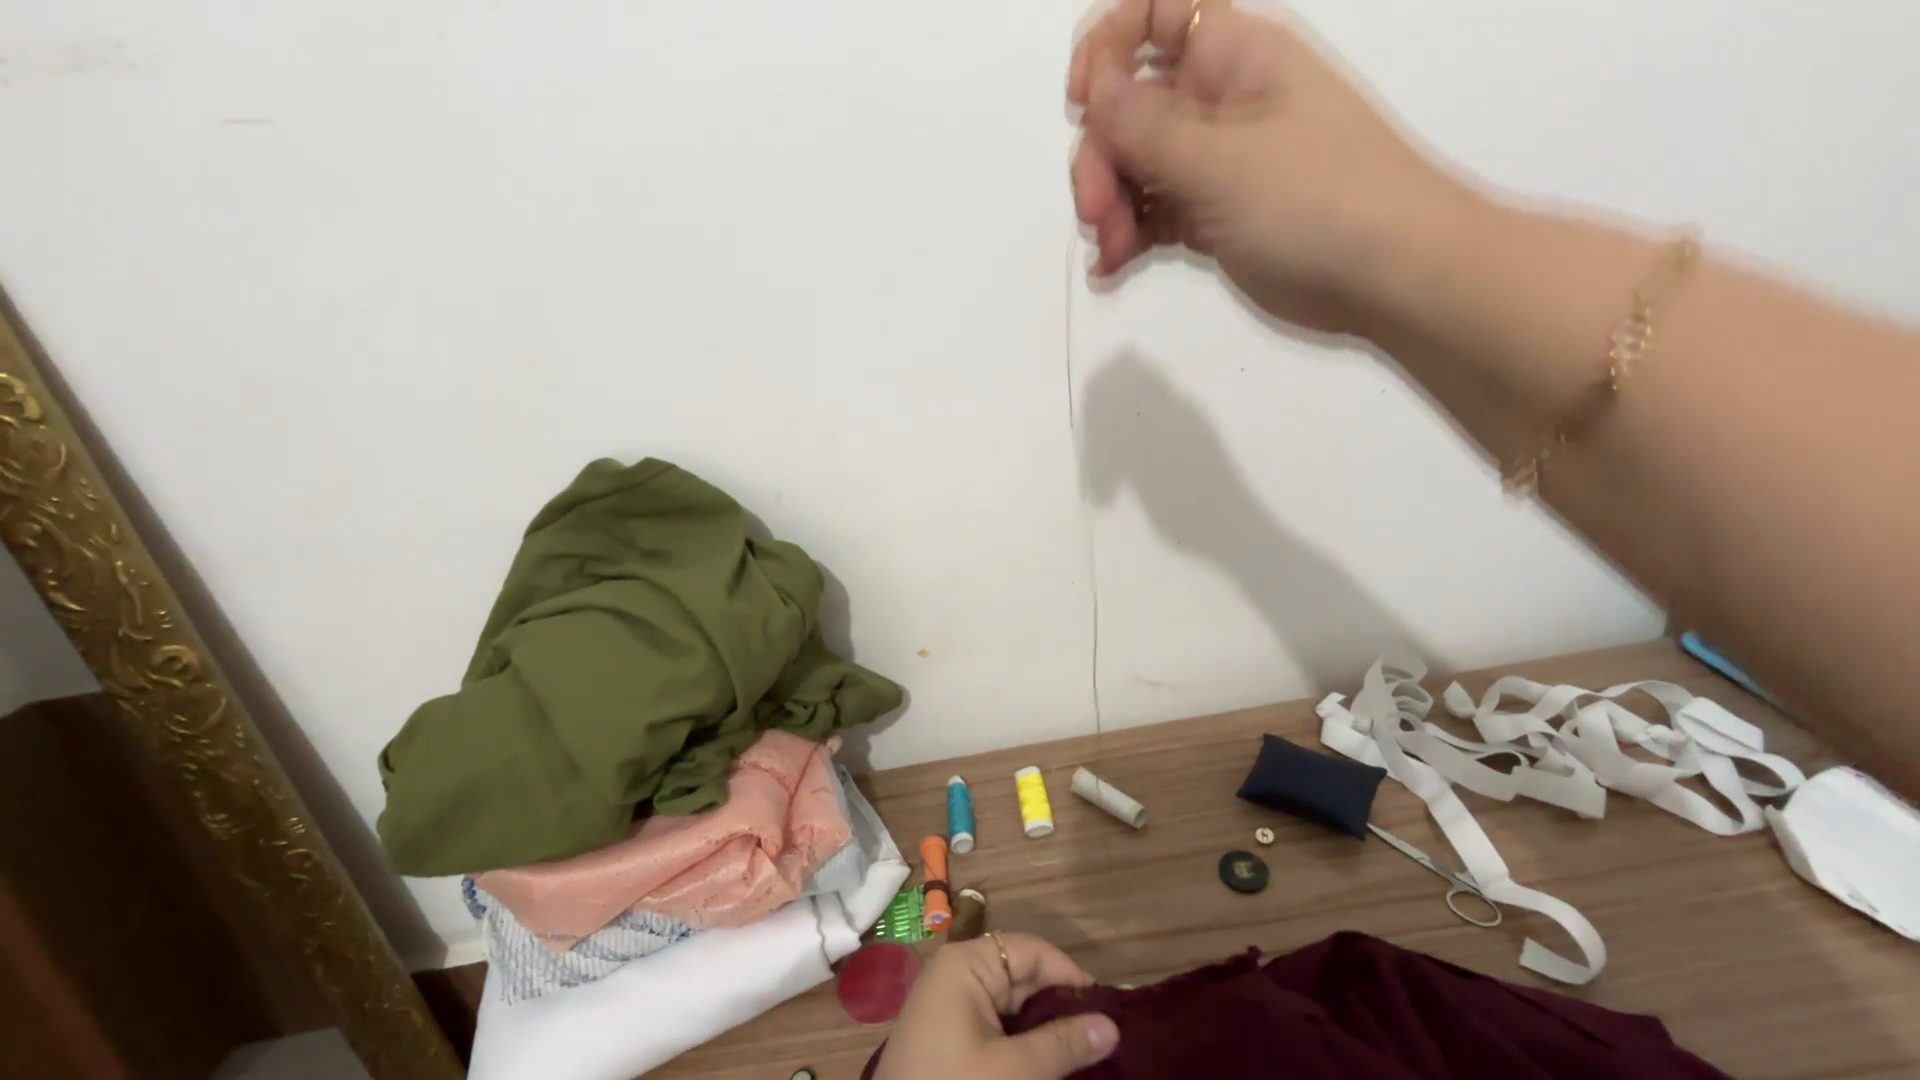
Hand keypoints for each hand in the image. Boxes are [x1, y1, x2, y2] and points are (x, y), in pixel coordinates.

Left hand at [872, 933, 1119, 1079]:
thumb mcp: (1013, 1071)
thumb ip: (1063, 1045)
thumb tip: (1112, 1025)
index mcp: (966, 964)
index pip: (1031, 951)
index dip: (1070, 974)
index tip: (1109, 1008)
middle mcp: (958, 973)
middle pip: (1023, 975)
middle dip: (1061, 1003)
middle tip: (1105, 1035)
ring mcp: (952, 1004)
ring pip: (1014, 1004)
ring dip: (1046, 1027)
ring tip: (1087, 1049)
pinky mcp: (951, 1035)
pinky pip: (999, 1025)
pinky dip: (1025, 1041)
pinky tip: (1052, 1061)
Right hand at [1068, 0, 1470, 333]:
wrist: (1392, 275)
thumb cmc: (1318, 197)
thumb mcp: (1223, 159)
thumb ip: (1147, 127)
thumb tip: (1094, 90)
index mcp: (1232, 55)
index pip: (1154, 16)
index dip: (1107, 48)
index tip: (1081, 104)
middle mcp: (1217, 101)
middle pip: (1128, 107)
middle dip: (1101, 157)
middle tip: (1097, 214)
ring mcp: (1213, 163)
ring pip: (1134, 167)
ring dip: (1109, 206)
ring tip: (1112, 253)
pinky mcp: (1212, 218)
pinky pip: (1152, 215)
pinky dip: (1128, 238)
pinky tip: (1111, 268)